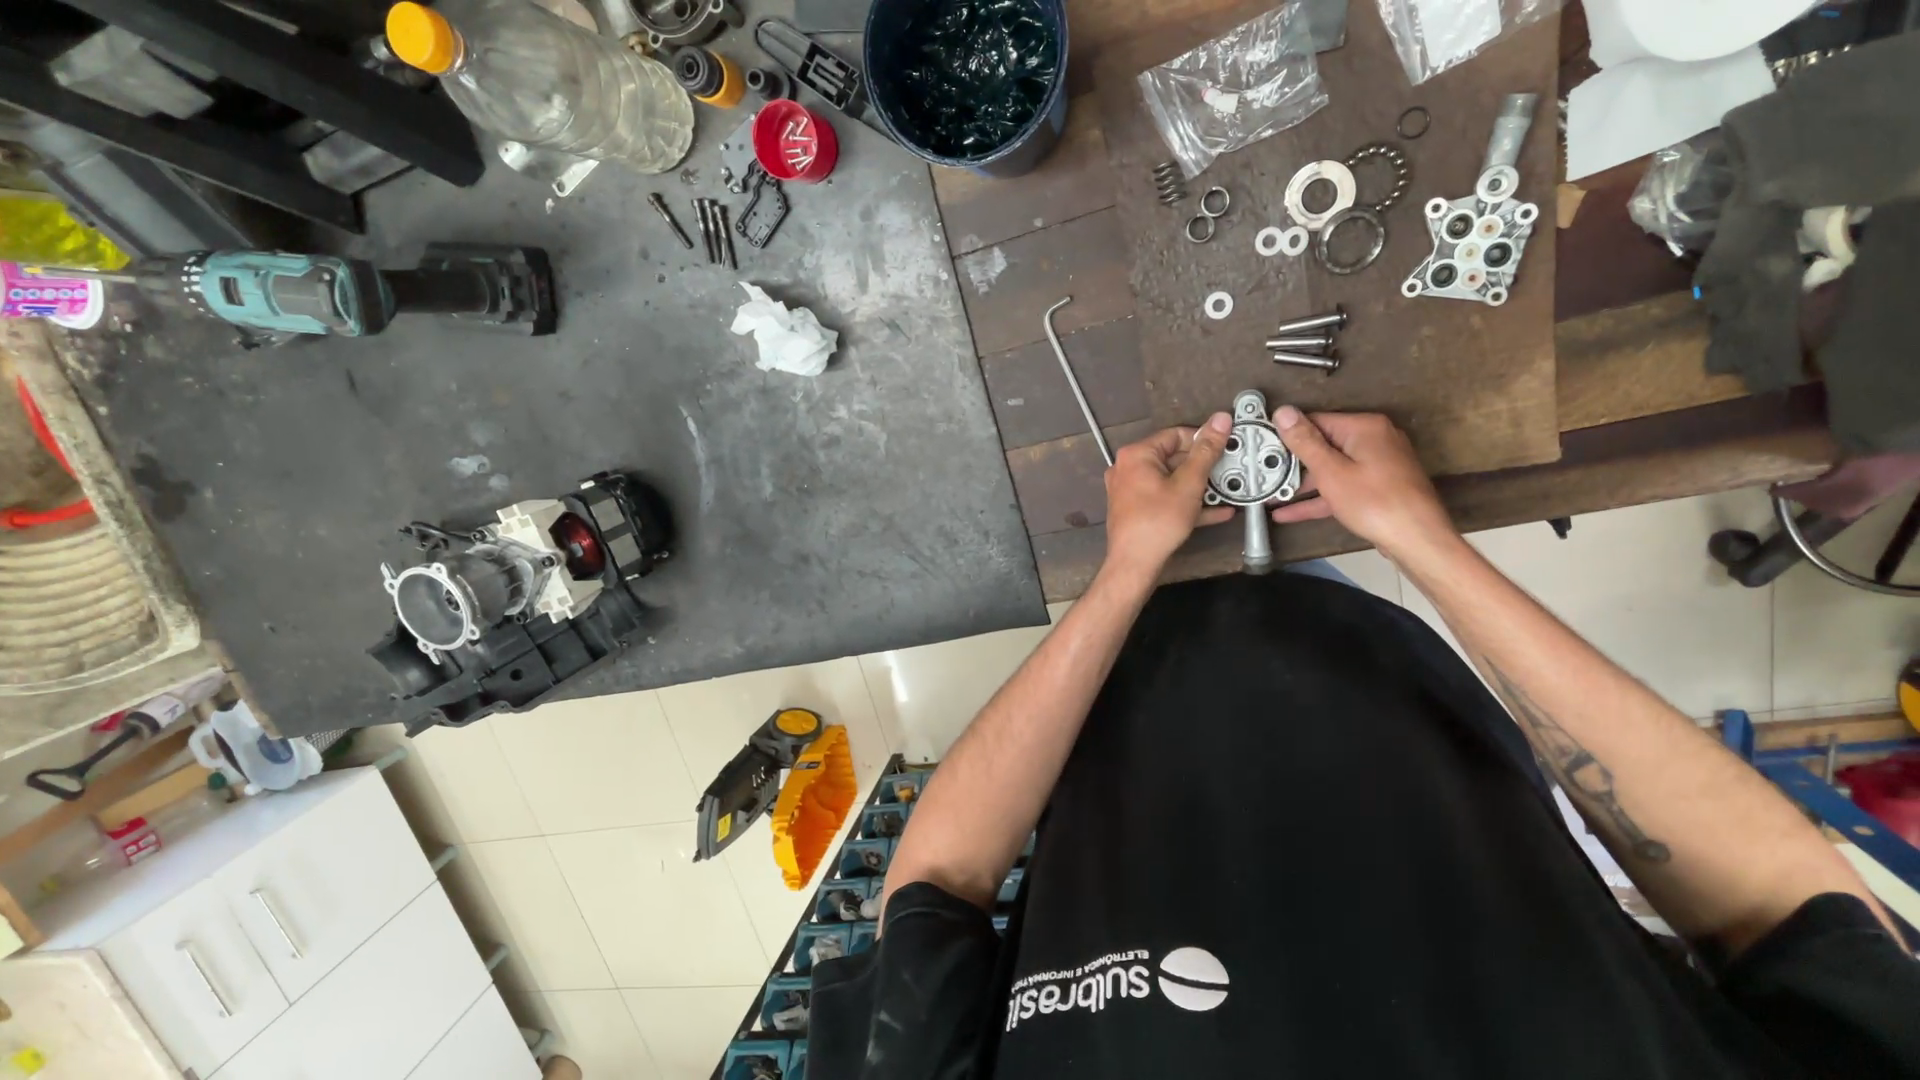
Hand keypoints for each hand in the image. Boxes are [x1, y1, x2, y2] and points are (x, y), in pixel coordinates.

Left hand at [1103, 415, 1234, 579]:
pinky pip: (1165, 499)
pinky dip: (1187, 503)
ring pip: (1171, 481)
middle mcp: (1127, 468)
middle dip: (1203, 466)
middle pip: (1173, 458)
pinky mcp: (1135, 510)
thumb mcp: (1189, 484)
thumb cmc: (1159, 521)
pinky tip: (1217, 511)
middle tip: (1229, 471)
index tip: (1225, 448)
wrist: (1134, 563)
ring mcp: (1129, 490)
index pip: (1175, 435)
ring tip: (1227, 490)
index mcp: (1136, 454)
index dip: (1203, 440)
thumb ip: (1206, 452)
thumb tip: (1221, 419)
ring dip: (1199, 487)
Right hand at [1269, 408, 1456, 562]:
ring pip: (1331, 468)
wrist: (1417, 540)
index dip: (1287, 436)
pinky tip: (1289, 512)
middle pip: (1323, 445)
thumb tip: (1284, 412)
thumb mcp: (1331, 472)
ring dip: (1302, 485)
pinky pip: (1342, 485)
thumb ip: (1305, 442)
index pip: (1315, 421)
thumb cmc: (1375, 503)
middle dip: (1293, 464)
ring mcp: (1377, 464)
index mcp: (1364, 427)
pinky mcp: (1377, 486)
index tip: (1263, 450)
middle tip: (1263, 475)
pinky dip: (1320, 497)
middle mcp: (1374, 439)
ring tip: (1270, 496)